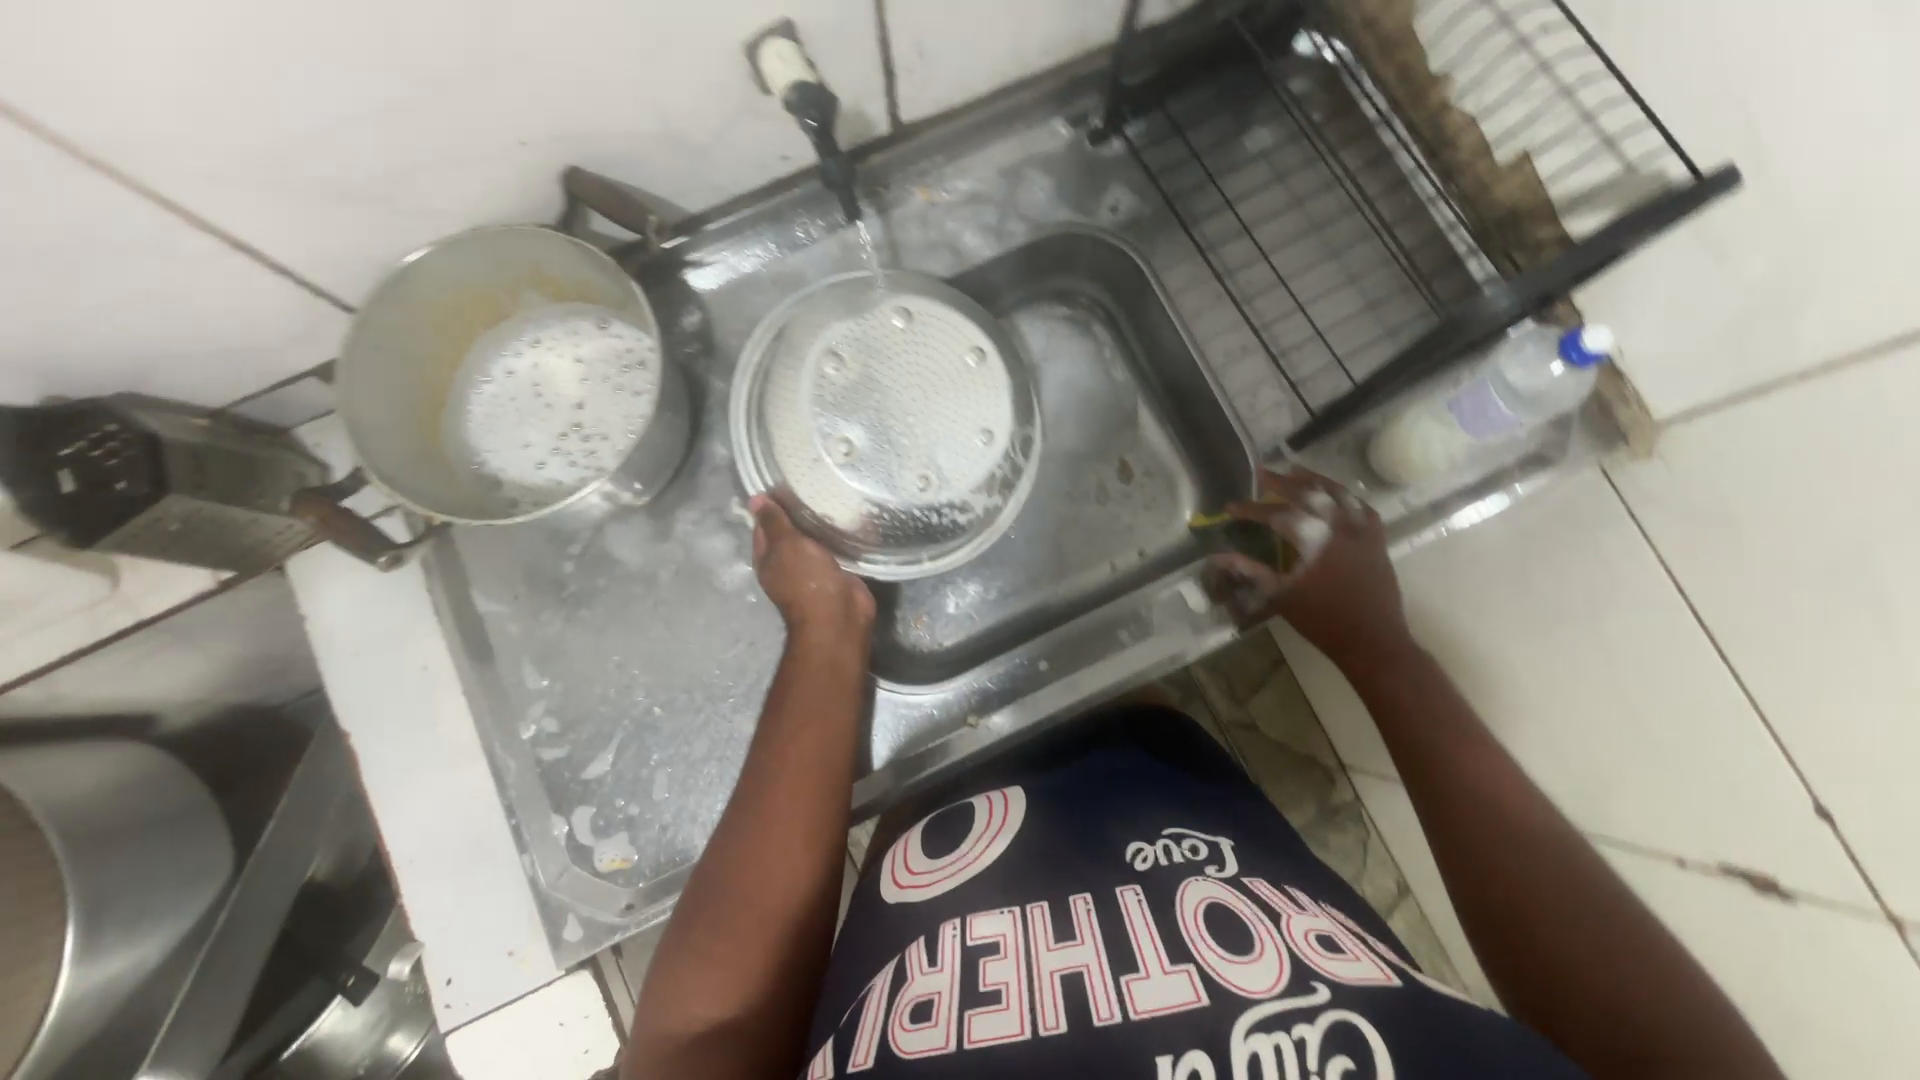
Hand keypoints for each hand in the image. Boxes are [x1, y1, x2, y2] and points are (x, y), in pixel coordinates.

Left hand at [750, 495, 875, 638]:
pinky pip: (834, 550)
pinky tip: (847, 519)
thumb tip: (754, 499)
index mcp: (767, 559)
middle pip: (790, 533)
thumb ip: (773, 521)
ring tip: (831, 495)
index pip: (764, 526)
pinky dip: (838, 537)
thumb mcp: (786, 545)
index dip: (771, 506)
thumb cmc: (806, 580)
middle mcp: (787, 565)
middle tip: (813, 484)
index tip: (785, 482)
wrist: (839, 616)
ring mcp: (812, 571)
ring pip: (813, 542)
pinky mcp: (835, 574)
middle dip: (799, 513)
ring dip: (820, 525)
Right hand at [1201, 464, 1413, 666]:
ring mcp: (1362, 531)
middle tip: (1261, 473)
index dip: (1251, 510)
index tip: (1230, 508)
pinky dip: (1346, 496)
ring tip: (1296, 471)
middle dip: (1282, 482)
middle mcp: (1339, 527)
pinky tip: (1337, 495)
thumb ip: (1251, 571)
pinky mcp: (1377, 540)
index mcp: (1313, 540)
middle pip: (1308, 494)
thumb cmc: (1323, 621)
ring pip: (1338, 494)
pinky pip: (1362, 508)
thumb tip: (1218, 556)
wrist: (1373, 640)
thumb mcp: (1281, 596)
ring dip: (1315, 480)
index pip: (1276, 515)